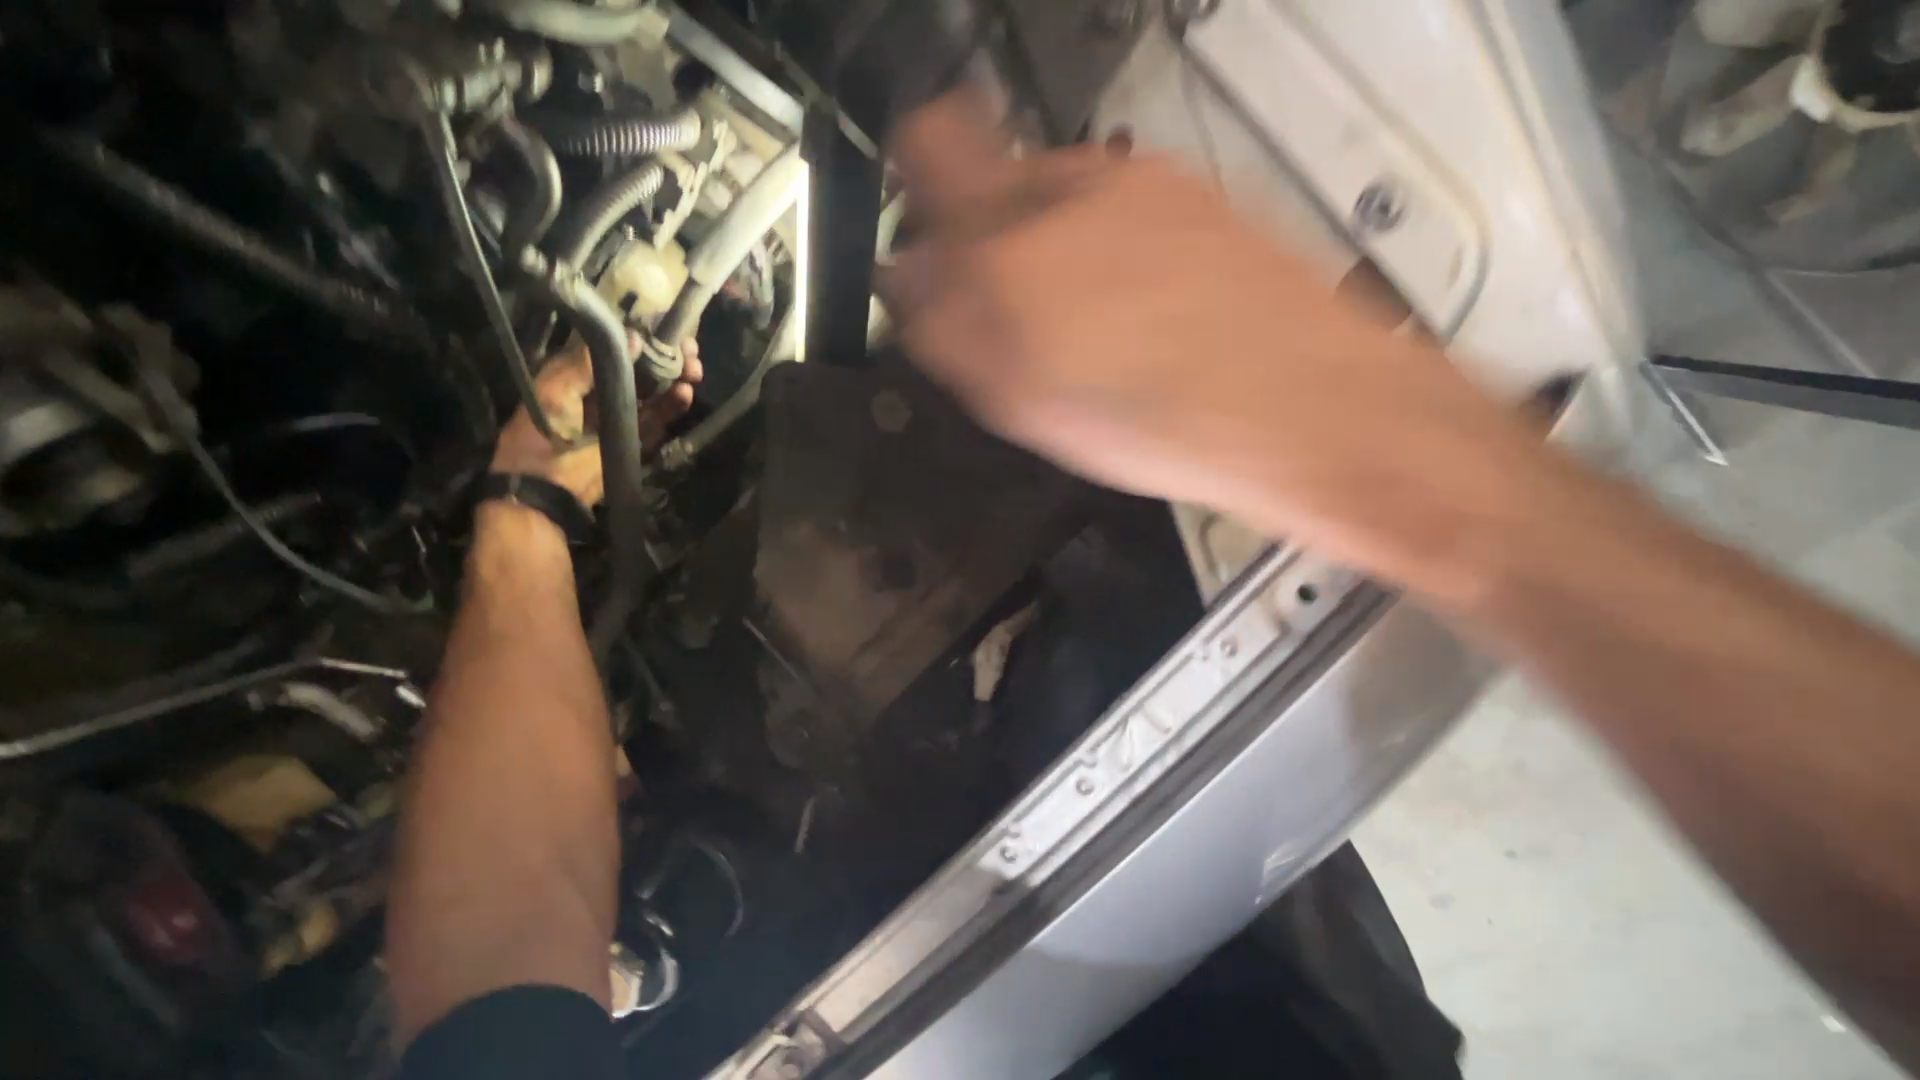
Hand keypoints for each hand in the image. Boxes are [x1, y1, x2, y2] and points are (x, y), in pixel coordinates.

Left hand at [490, 333, 705, 506]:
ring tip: (694, 369)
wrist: (547, 486)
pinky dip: (673, 406)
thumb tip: (633, 337)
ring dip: (676, 378)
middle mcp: (603, 391)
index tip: (665, 327)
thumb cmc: (542, 432)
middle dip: (667, 357)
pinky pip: (659, 419)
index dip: (643, 338)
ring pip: (656, 392)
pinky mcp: (637, 441)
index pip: (617, 349)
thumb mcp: (557, 388)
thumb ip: (590, 362)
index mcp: (579, 375)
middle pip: (642, 369)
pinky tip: (685, 393)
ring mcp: (622, 417)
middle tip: (690, 348)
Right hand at [886, 95, 1546, 581]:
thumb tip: (907, 283)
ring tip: (1079, 339)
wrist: (1311, 410)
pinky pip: (1118, 215)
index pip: (930, 148)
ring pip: (1061, 204)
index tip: (921, 240)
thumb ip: (947, 328)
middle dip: (982, 245)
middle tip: (1001, 320)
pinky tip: (1130, 325)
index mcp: (1014, 231)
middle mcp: (1077, 185)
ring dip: (1047, 256)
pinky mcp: (1195, 203)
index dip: (914, 189)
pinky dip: (1103, 259)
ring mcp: (1142, 187)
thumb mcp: (1022, 396)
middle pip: (995, 184)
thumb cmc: (1168, 418)